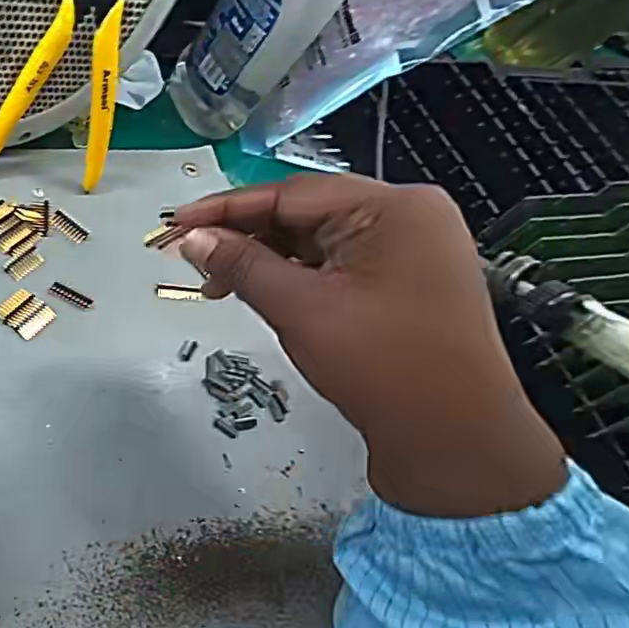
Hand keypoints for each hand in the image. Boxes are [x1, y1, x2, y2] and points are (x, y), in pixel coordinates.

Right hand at [174, 173, 564, 517]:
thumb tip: (193, 239)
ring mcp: (409, 251)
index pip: (289, 194)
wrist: (450, 433)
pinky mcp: (402, 283)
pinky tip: (261, 293)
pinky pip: (334, 265)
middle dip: (244, 236)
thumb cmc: (382, 364)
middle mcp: (407, 217)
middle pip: (304, 213)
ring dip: (264, 259)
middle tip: (192, 260)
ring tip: (219, 285)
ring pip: (317, 241)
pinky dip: (293, 276)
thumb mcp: (300, 308)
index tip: (177, 223)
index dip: (225, 208)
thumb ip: (242, 266)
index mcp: (393, 207)